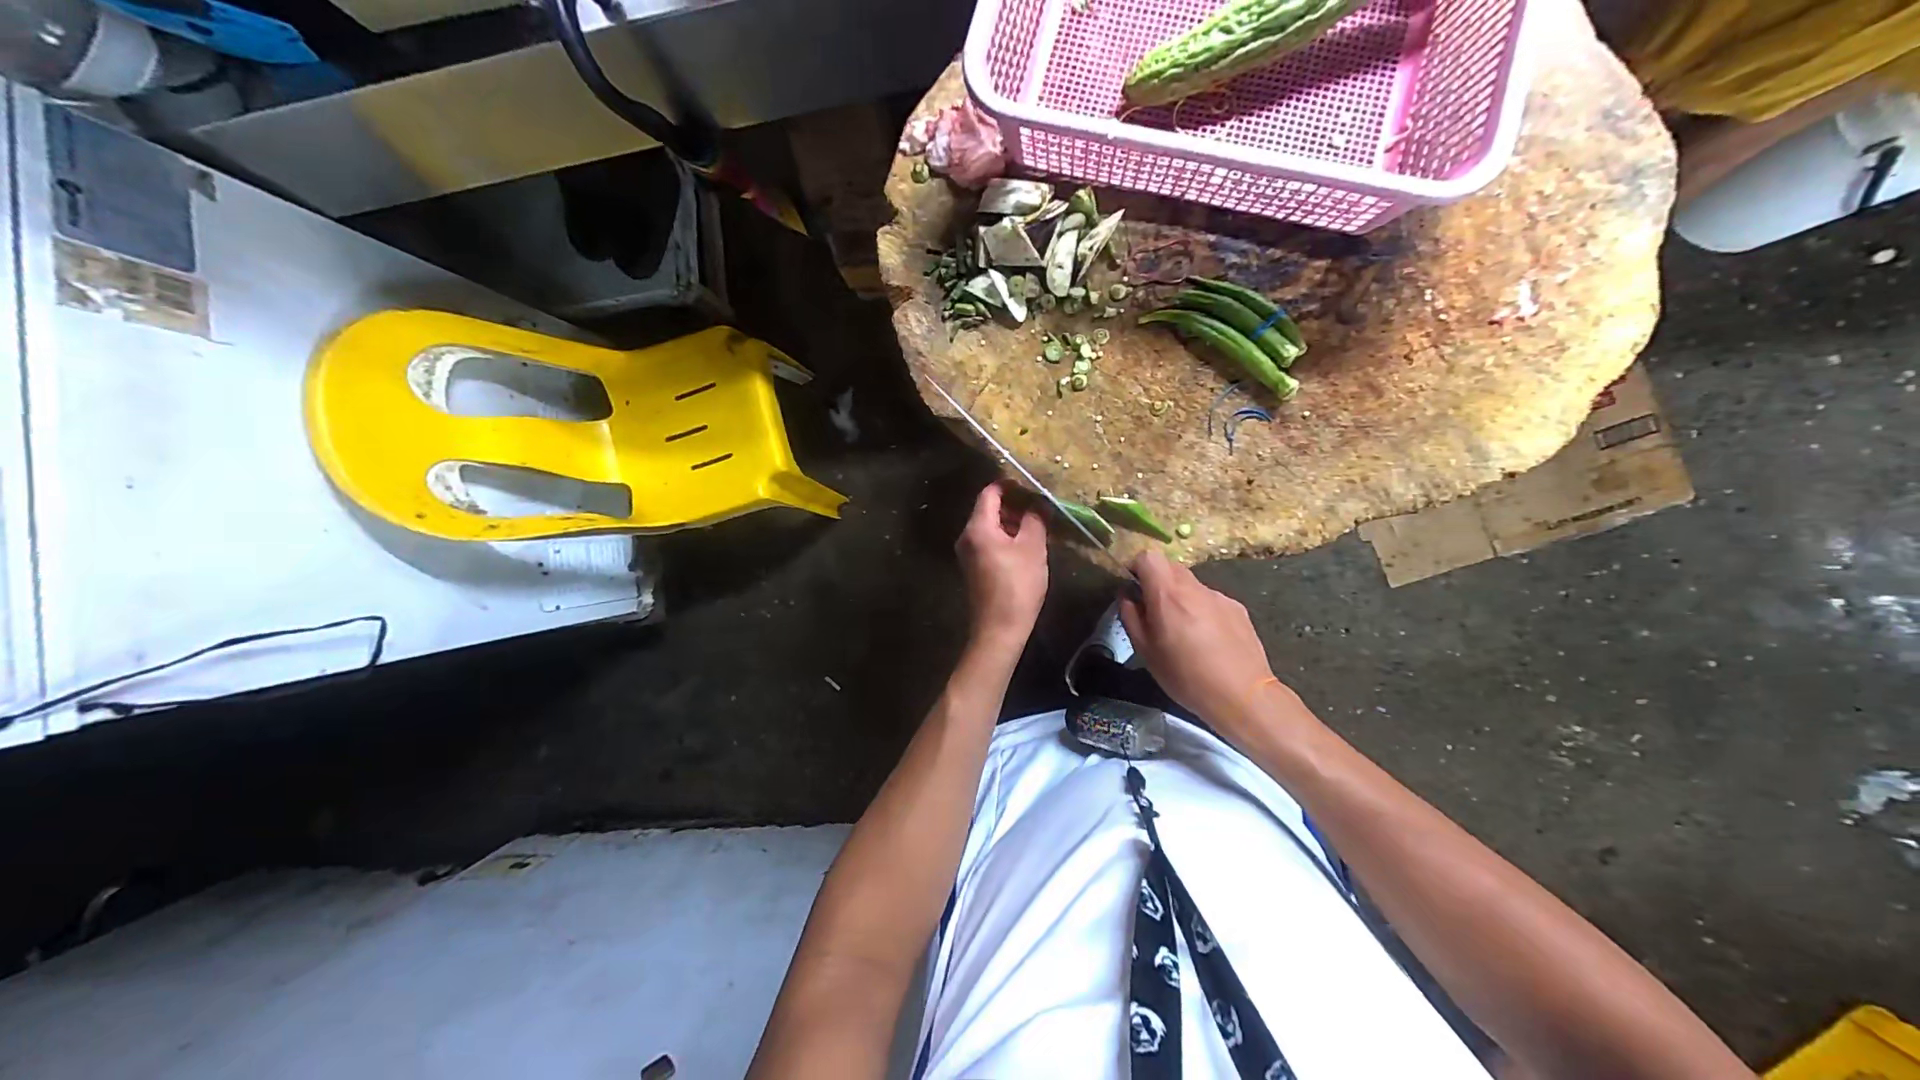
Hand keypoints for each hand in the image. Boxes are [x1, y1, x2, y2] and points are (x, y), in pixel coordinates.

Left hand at [955, 482, 1047, 648]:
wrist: (999, 629)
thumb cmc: (1017, 585)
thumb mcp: (1033, 548)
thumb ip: (1035, 520)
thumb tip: (1039, 504)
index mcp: (977, 527)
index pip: (989, 493)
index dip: (1009, 486)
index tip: (1030, 486)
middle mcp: (967, 537)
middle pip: (987, 510)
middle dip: (1014, 506)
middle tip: (1039, 509)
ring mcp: (968, 554)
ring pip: (989, 527)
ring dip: (1012, 523)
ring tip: (1037, 529)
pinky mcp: (974, 569)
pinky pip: (988, 543)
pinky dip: (1006, 539)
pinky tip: (1025, 548)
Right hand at [1119, 550, 1288, 740]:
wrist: (1241, 695)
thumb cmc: (1186, 676)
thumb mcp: (1146, 651)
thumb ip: (1131, 617)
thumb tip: (1128, 596)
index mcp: (1168, 594)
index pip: (1149, 557)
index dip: (1138, 567)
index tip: (1135, 588)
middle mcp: (1194, 588)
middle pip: (1171, 567)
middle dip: (1158, 582)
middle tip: (1155, 612)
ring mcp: (1219, 597)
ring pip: (1191, 585)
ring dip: (1181, 598)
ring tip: (1184, 632)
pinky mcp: (1237, 608)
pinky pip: (1210, 600)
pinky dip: (1202, 611)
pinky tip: (1208, 640)